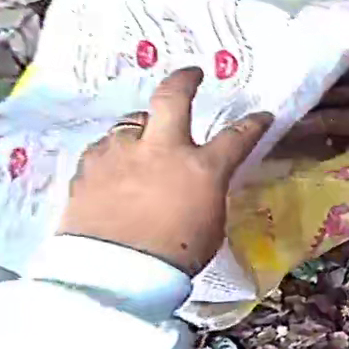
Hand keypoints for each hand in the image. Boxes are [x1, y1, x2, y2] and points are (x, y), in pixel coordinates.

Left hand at [58, 67, 273, 273]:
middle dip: (185, 81)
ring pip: (131, 123)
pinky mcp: (87, 168)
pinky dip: (115, 152)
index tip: (262, 116)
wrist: (115, 273)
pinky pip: (104, 148)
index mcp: (202, 167)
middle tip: (192, 74)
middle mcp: (161, 150)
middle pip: (172, 99)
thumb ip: (207, 192)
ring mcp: (120, 155)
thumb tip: (200, 183)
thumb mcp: (210, 222)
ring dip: (142, 128)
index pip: (238, 136)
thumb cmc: (176, 254)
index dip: (254, 124)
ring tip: (144, 141)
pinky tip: (116, 167)